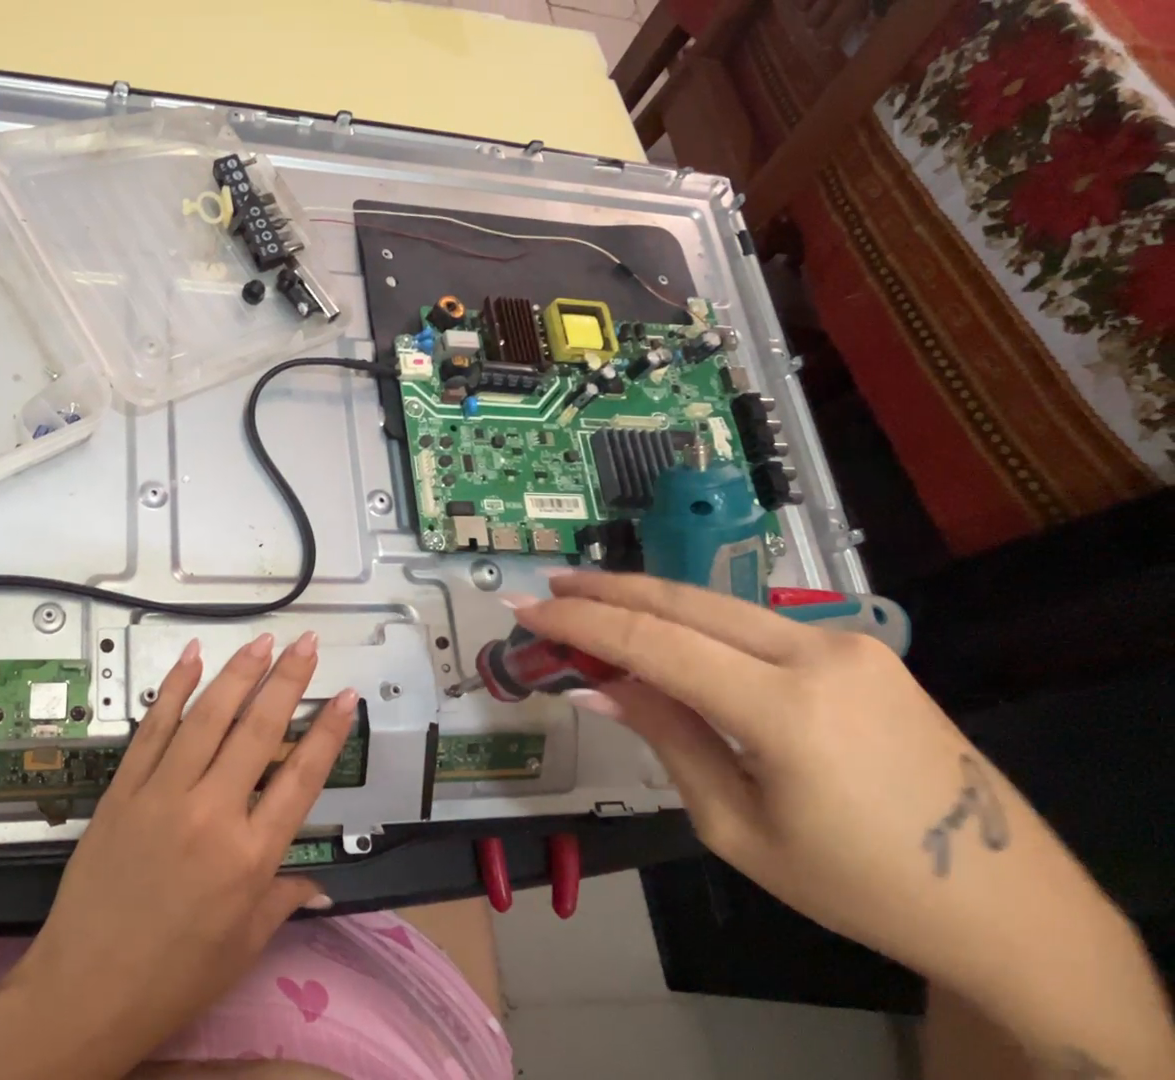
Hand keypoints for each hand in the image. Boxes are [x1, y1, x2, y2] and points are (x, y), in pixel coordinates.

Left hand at [6, 633, 354, 1076]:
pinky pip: (151, 730)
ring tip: (262, 640)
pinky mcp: (122, 791)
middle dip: (287, 681)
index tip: (344, 697)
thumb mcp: (244, 945)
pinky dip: (172, 690)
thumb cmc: (174, 977)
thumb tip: (319, 884)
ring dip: (237, 674)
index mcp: (251, 855)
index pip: (301, 777)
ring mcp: (162, 795)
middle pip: (257, 732)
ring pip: (206, 718)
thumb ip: (283, 900)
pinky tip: (190, 658)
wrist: (88, 987)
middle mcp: (211, 813)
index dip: (328, 732)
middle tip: (307, 644)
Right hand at [513, 574, 1174, 1074]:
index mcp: (784, 707)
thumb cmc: (853, 882)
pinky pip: (756, 624)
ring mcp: (847, 645)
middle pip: (686, 603)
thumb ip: (666, 737)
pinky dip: (695, 621)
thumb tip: (596, 684)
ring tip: (587, 600)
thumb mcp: (736, 825)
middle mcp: (817, 654)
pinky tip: (661, 628)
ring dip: (648, 600)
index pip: (655, 642)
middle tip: (546, 588)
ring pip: (720, 605)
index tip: (524, 610)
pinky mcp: (862, 651)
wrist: (1003, 900)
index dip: (581, 622)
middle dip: (608, 591)